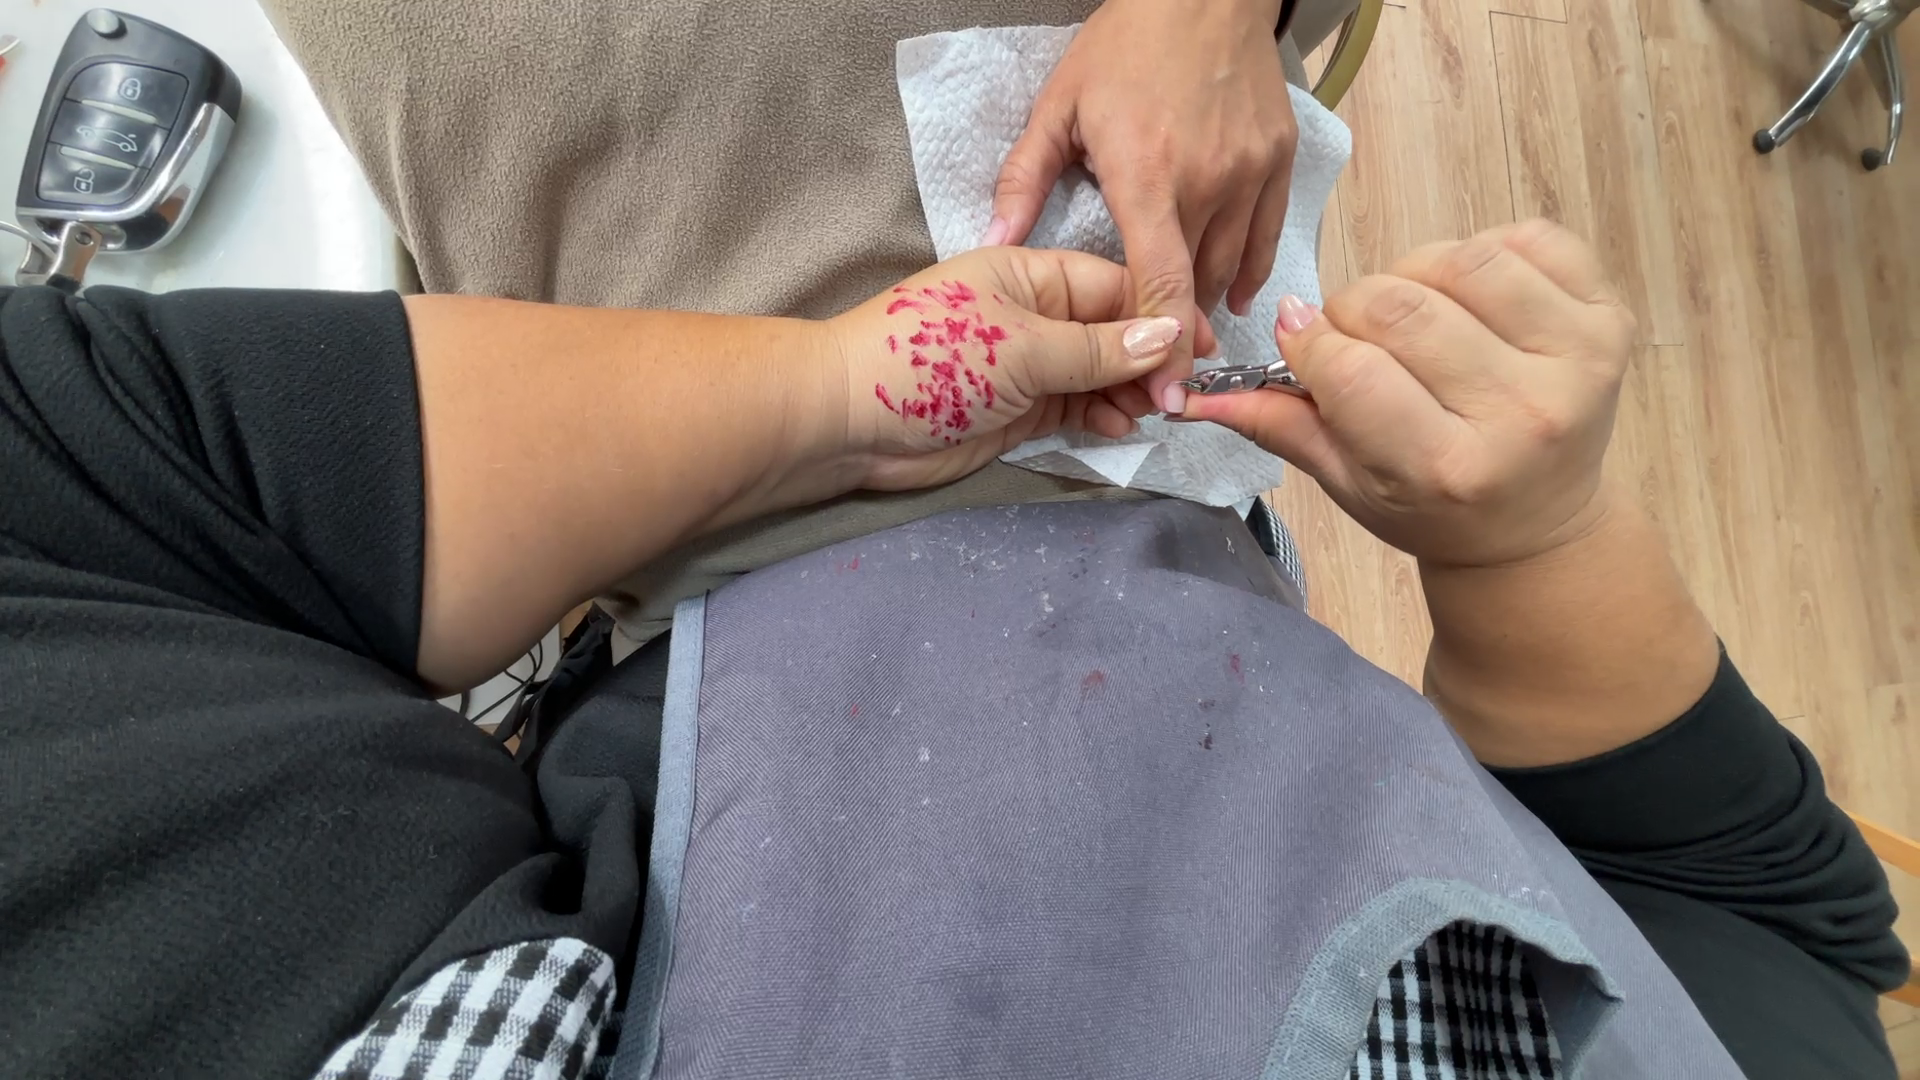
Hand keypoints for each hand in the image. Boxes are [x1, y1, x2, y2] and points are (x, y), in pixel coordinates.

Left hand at [830, 246, 1216, 491]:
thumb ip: (1094, 348)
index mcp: (1030, 274)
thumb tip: (1166, 334)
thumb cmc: (931, 361)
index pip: (1113, 287)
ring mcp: (1027, 364)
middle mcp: (1034, 315)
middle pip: (1110, 332)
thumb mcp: (1019, 346)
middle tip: (1181, 393)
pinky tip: (1120, 426)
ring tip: (1152, 413)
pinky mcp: (1018, 408)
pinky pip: (1073, 406)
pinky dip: (1099, 415)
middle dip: (1146, 360)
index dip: (1158, 316)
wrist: (852, 420)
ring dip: (1126, 392)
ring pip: (1096, 373)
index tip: (1197, 350)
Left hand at [989, 0, 1297, 414]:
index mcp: (1146, 177)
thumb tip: (994, 245)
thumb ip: (1024, 182)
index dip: (1162, 347)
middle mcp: (1207, 182)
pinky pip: (1264, 240)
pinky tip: (1227, 299)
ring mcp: (1250, 172)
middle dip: (1176, 339)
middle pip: (1195, 290)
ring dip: (1202, 309)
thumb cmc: (1124, 46)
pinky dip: (1244, 275)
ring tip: (1180, 337)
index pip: (1159, 283)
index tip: (1166, 397)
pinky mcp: (1278, 161)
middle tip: (1154, 373)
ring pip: (1228, 270)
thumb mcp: (1058, 107)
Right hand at [1179, 220, 1636, 567]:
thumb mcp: (1342, 483)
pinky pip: (1527, 238)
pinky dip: (1474, 254)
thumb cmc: (1423, 511)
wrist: (1533, 524)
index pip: (1353, 371)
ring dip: (1406, 276)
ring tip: (1400, 315)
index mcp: (1445, 466)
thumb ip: (1277, 427)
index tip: (1295, 341)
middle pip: (1401, 308)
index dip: (1308, 343)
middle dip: (1350, 309)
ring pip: (1459, 261)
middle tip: (1346, 334)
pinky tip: (1459, 296)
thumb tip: (1194, 395)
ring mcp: (1579, 358)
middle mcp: (1522, 412)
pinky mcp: (1613, 317)